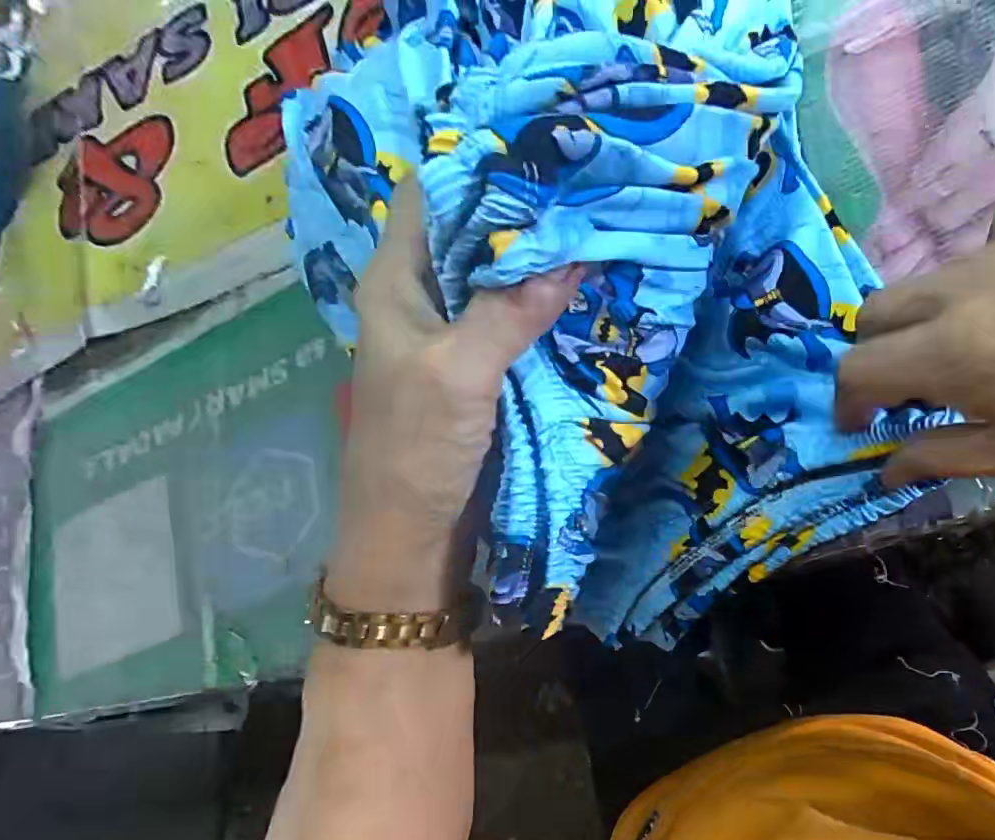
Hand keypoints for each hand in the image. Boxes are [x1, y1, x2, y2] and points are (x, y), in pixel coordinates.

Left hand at [329, 180, 580, 609]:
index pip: (433, 195)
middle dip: (526, 212)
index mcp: (396, 282)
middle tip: (590, 184)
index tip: (547, 147)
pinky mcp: (480, 372)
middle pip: (473, 236)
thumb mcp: (459, 374)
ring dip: (540, 262)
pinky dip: (545, 307)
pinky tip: (585, 292)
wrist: (411, 536)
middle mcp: (422, 299)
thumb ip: (509, 311)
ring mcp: (453, 337)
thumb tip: (574, 253)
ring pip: (498, 281)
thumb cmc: (415, 452)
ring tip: (599, 226)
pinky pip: (514, 324)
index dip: (483, 165)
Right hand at [837, 180, 994, 483]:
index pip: (856, 369)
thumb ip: (943, 455)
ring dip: (944, 308)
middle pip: (881, 308)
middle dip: (880, 352)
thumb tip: (885, 468)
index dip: (847, 402)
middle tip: (913, 383)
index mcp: (956, 348)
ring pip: (946, 266)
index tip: (862, 423)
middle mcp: (976, 277)